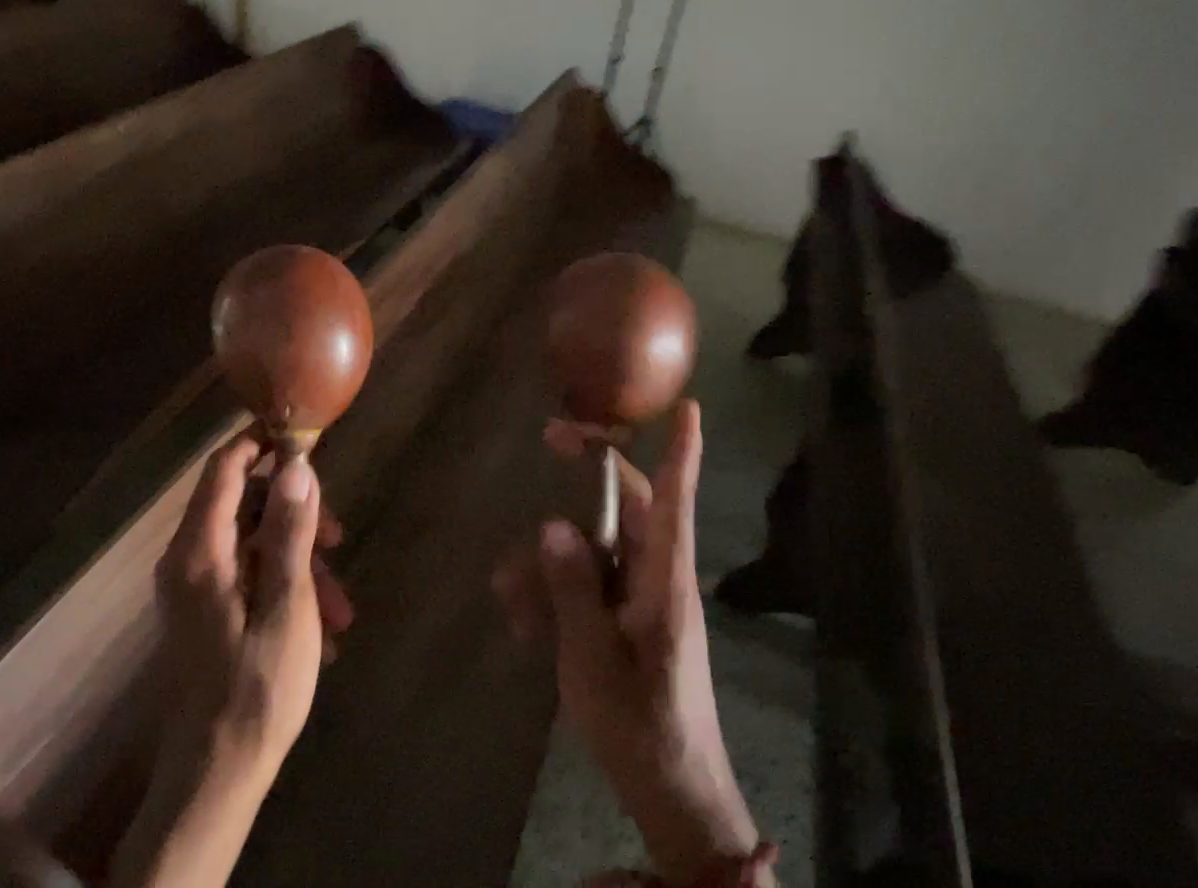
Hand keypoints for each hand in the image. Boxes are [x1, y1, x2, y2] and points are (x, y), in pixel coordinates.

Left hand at [110, 432, 342, 887]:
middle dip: (295, 516)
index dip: (260, 446)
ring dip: (299, 564)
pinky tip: (319, 630)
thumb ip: (289, 533)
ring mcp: (193, 590)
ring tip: (341, 610)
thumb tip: (297, 467)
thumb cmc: (257, 687)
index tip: (305, 442)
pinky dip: (284, 590)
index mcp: (199, 551)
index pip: (223, 469)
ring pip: (251, 546)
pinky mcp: (203, 615)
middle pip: (241, 506)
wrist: (216, 772)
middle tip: (340, 539)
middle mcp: (186, 561)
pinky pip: (246, 579)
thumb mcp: (287, 604)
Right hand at [498, 402, 763, 884]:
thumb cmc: (641, 727)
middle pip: (626, 508)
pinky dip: (555, 597)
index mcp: (666, 583)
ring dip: (552, 561)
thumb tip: (553, 524)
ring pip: (596, 549)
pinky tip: (526, 631)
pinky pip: (588, 588)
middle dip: (586, 479)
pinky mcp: (625, 624)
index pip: (675, 502)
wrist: (671, 791)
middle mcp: (657, 581)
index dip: (682, 452)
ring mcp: (641, 603)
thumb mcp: (594, 660)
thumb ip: (574, 591)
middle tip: (550, 442)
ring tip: (510, 602)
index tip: (687, 406)